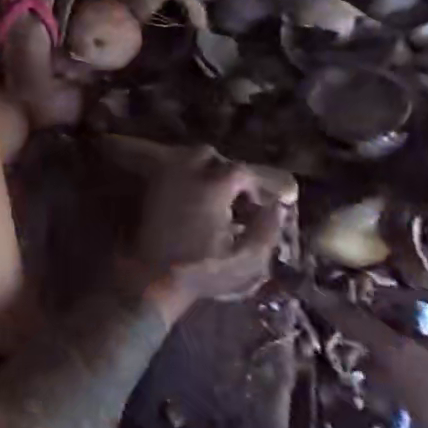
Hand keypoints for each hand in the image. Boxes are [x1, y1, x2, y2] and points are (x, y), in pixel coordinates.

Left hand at [134, 145, 295, 300]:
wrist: (155, 274)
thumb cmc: (203, 269)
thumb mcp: (247, 260)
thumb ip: (267, 230)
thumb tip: (277, 207)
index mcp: (211, 188)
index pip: (239, 169)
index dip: (253, 185)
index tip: (255, 207)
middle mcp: (185, 174)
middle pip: (208, 154)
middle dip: (225, 169)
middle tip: (234, 195)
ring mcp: (163, 178)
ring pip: (185, 156)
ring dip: (203, 169)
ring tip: (214, 195)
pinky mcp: (150, 187)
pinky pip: (169, 167)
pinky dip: (184, 174)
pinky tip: (192, 199)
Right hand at [304, 291, 427, 427]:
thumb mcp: (403, 360)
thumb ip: (361, 324)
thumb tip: (315, 291)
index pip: (417, 303)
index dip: (380, 302)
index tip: (347, 309)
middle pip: (410, 335)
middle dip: (378, 343)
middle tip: (354, 347)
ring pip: (408, 366)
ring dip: (382, 372)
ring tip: (370, 382)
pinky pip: (415, 393)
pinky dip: (395, 396)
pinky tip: (384, 406)